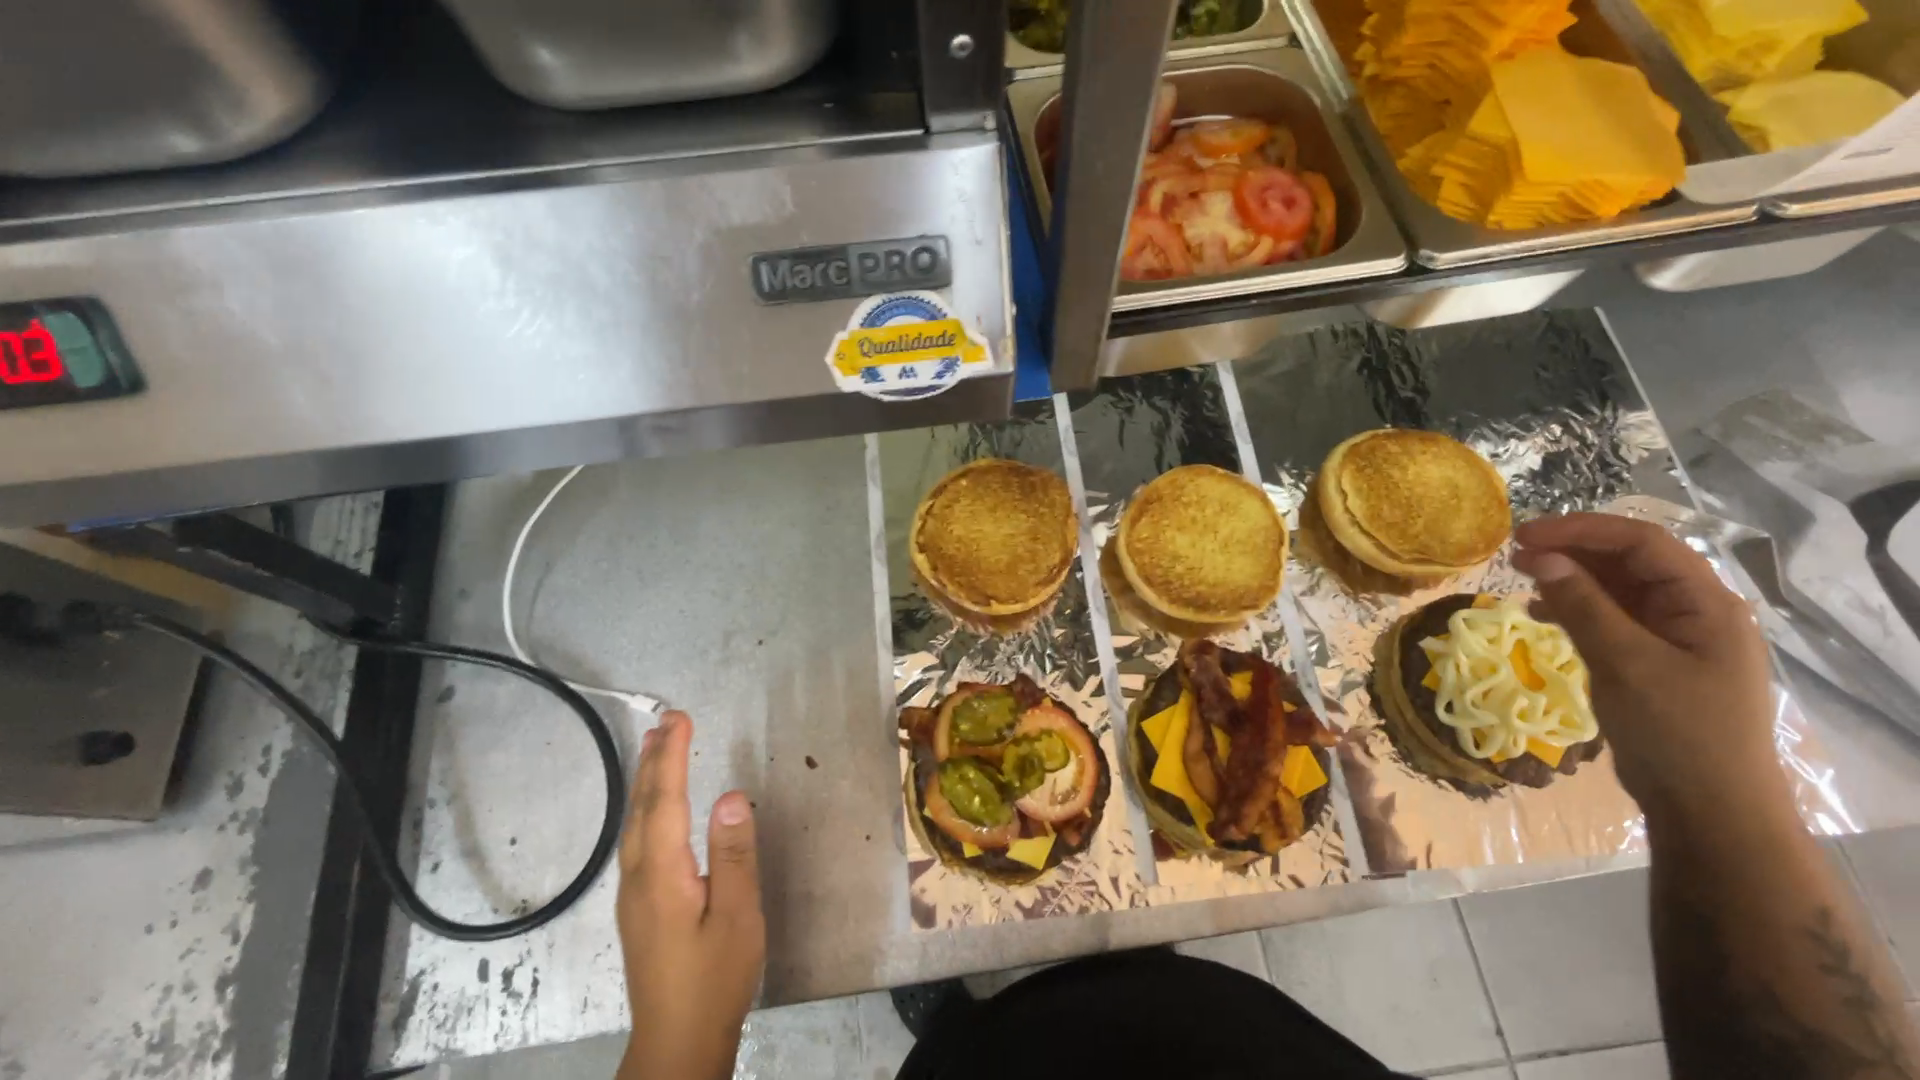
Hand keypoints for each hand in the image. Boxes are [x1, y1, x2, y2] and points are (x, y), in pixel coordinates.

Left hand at [616, 711, 764, 1079]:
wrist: (677, 1041)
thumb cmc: (714, 978)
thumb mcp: (737, 916)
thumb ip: (733, 855)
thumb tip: (731, 795)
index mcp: (661, 873)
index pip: (666, 800)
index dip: (673, 757)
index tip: (680, 718)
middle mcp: (638, 877)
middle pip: (643, 807)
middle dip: (654, 760)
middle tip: (666, 720)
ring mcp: (633, 894)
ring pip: (636, 824)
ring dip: (646, 782)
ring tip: (655, 750)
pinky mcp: (639, 908)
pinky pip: (638, 841)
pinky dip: (647, 809)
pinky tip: (656, 811)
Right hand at [1512, 514, 1785, 822]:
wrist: (1709, 808)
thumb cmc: (1677, 731)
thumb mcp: (1626, 663)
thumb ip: (1583, 606)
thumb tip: (1540, 558)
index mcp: (1706, 603)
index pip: (1643, 542)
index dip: (1582, 530)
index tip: (1524, 535)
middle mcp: (1695, 611)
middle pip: (1630, 561)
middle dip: (1573, 550)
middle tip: (1514, 552)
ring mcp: (1676, 638)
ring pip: (1618, 589)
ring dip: (1570, 577)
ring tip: (1520, 575)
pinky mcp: (1654, 662)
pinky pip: (1611, 619)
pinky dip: (1575, 608)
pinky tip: (1540, 613)